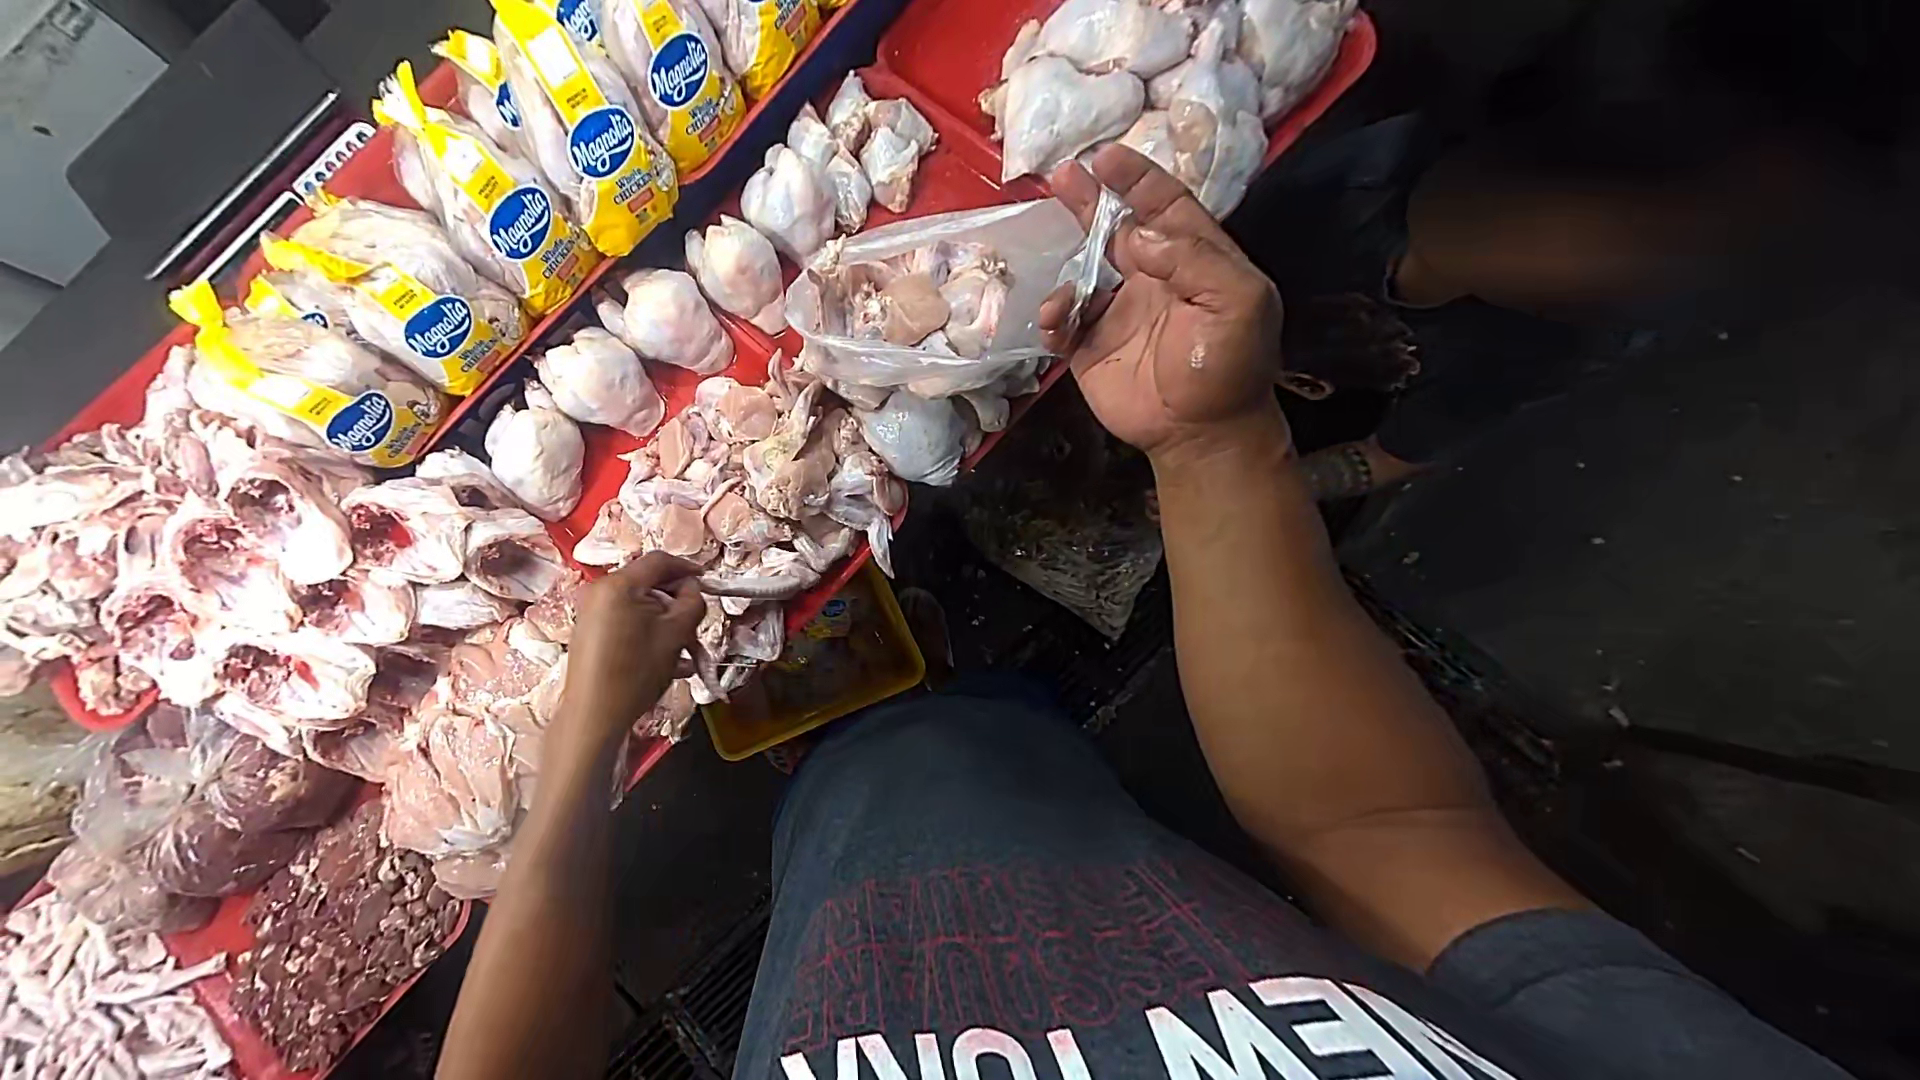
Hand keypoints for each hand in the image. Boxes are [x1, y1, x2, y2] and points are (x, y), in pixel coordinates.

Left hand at [556, 552, 704, 752]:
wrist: (595, 716)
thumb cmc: (638, 670)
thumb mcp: (678, 632)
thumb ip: (693, 600)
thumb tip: (691, 588)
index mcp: (618, 585)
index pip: (660, 560)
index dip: (688, 568)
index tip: (707, 582)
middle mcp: (599, 592)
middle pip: (649, 582)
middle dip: (676, 598)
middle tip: (694, 619)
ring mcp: (590, 612)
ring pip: (640, 603)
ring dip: (665, 618)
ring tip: (683, 646)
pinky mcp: (589, 632)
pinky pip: (626, 619)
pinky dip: (648, 629)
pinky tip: (665, 656)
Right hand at [1038, 145, 1288, 460]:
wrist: (1200, 433)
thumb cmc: (1227, 367)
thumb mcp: (1237, 303)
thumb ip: (1195, 259)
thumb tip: (1138, 233)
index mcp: (1191, 260)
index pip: (1163, 206)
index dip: (1135, 180)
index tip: (1105, 157)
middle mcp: (1151, 280)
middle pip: (1115, 230)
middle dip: (1089, 204)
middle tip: (1061, 176)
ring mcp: (1117, 315)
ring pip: (1082, 277)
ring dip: (1066, 277)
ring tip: (1067, 300)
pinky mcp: (1090, 349)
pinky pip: (1064, 325)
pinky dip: (1054, 320)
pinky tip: (1058, 325)